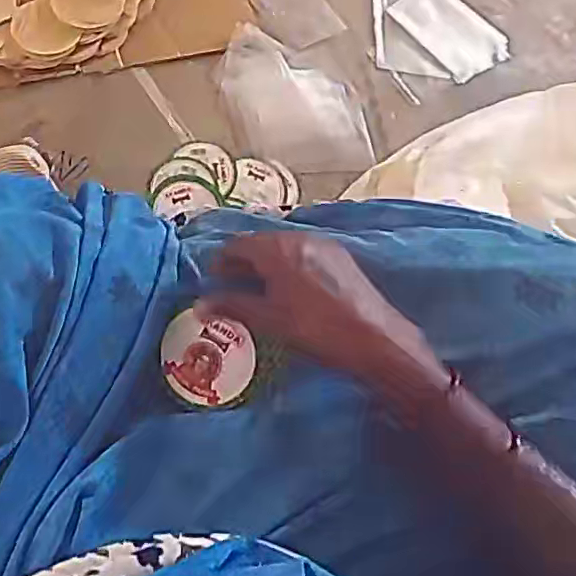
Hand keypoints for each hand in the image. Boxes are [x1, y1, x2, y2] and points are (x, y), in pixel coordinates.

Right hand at [203, 234, 442, 404]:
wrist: (375, 338)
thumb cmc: (314, 328)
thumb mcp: (268, 319)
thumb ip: (233, 305)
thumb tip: (200, 304)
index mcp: (276, 248)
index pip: (238, 244)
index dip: (221, 260)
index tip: (213, 278)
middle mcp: (298, 237)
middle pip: (260, 242)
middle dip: (243, 261)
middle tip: (231, 284)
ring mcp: (322, 245)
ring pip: (283, 246)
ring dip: (266, 262)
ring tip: (259, 288)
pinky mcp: (340, 256)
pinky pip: (303, 252)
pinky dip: (288, 264)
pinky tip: (290, 288)